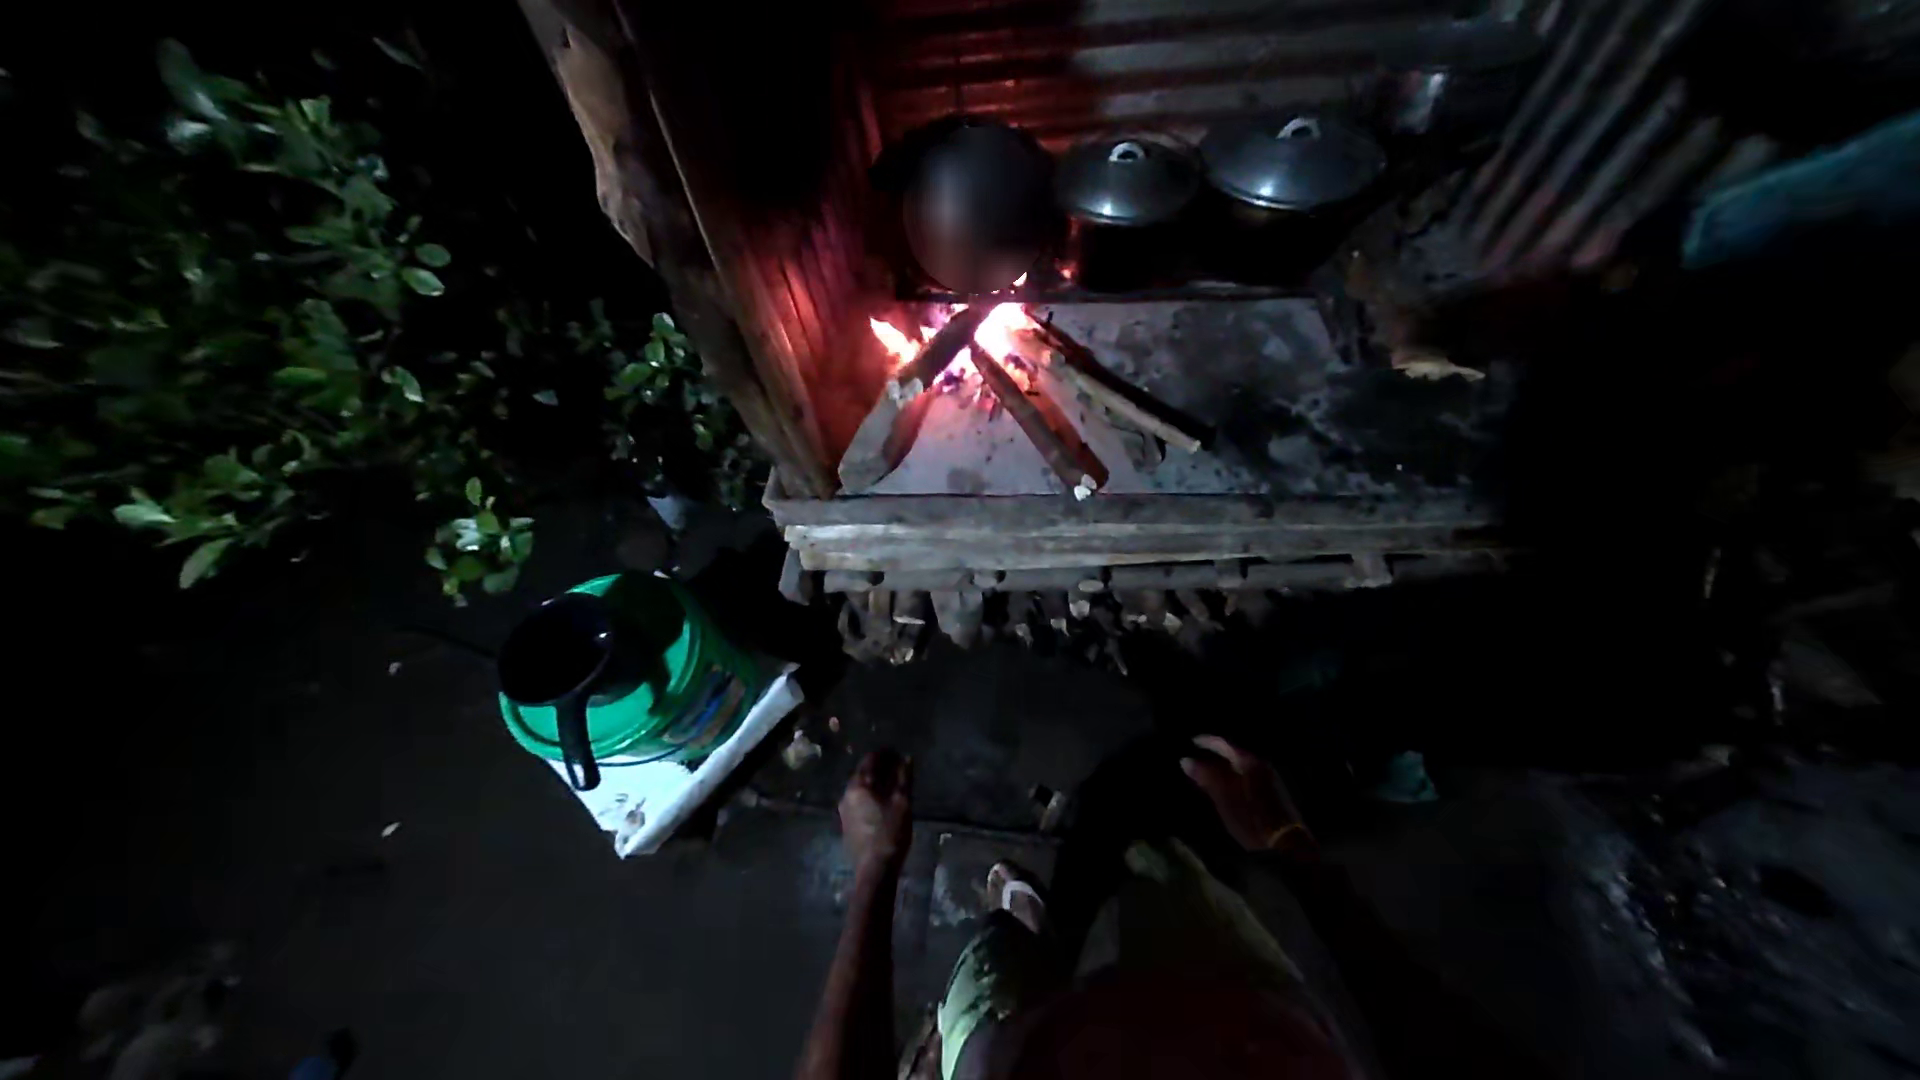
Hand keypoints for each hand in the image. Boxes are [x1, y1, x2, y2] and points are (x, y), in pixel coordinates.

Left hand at [840, 750, 912, 875]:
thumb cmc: (890, 833)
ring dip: (875, 782)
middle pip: (863, 772)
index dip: (885, 754)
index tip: (898, 754)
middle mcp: (847, 794)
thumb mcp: (902, 803)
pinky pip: (859, 801)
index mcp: (858, 786)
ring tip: (893, 785)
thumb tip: (906, 758)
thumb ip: (903, 778)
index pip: (870, 759)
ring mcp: (844, 810)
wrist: (874, 871)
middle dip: (880, 767)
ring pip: (860, 787)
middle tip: (898, 768)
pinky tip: (882, 803)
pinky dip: (870, 795)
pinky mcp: (847, 824)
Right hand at [1181, 735, 1313, 853]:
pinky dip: (1233, 778)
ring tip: (1207, 775)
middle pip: (1233, 755)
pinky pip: (1247, 776)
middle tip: (1197, 760)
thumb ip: (1206, 776)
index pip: (1224, 744)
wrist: (1286, 844)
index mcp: (1249, 762)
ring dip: (1223, 769)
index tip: (1192, 741)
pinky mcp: (1272, 792)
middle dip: (1214, 756)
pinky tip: (1225, 788)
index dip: (1206, 741)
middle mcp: (1261, 765)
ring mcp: (1269, 779)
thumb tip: (1186, 760)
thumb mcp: (1224, 797)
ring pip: (1240, 767)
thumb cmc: (1251, 818)